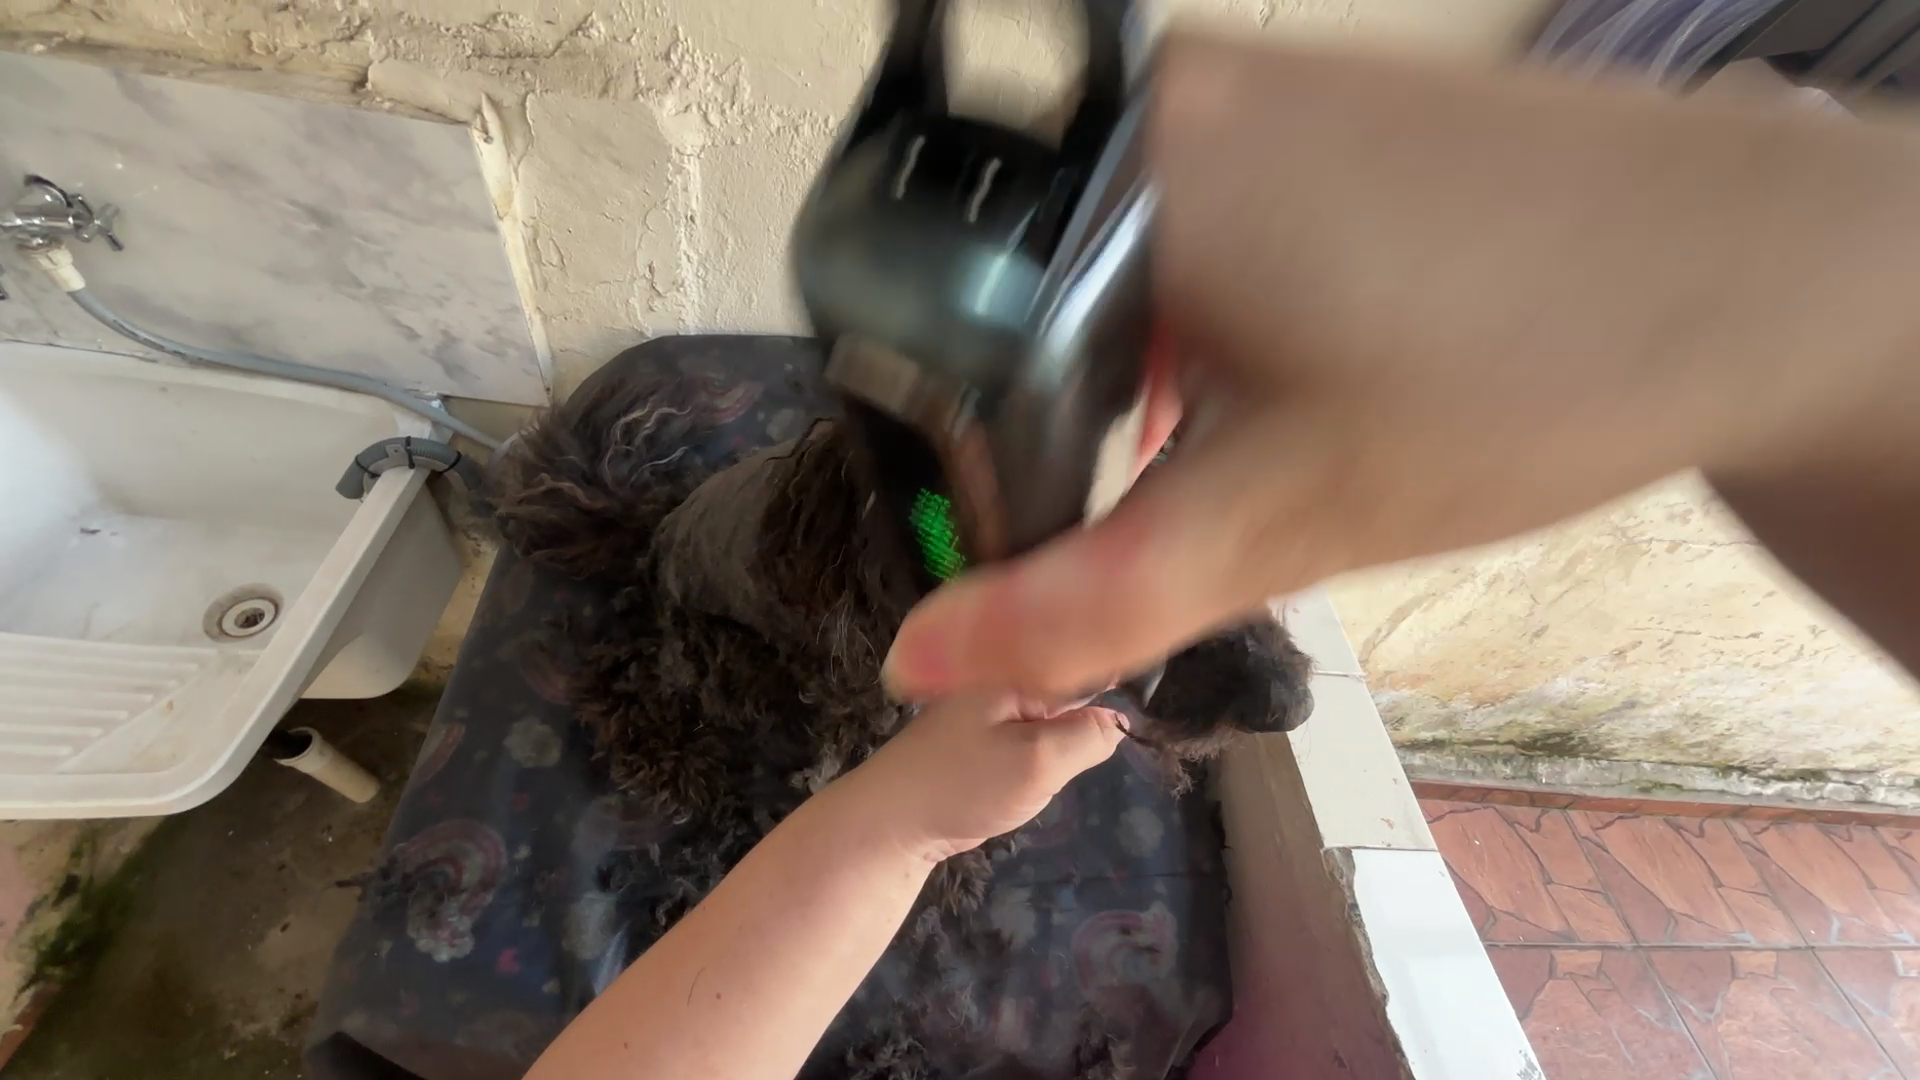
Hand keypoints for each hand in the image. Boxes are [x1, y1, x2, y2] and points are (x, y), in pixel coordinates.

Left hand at [827, 694, 1124, 861]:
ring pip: (1045, 715)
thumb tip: (1118, 722)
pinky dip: (1035, 754)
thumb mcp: (1038, 761)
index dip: (1107, 687)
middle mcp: (998, 676)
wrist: (891, 822)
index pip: (1077, 660)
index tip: (1124, 724)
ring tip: (1045, 770)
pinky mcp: (976, 733)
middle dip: (1079, 722)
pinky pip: (1024, 733)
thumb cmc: (964, 785)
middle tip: (1069, 758)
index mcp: (1011, 667)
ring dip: (1057, 742)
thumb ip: (1086, 736)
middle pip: (1063, 687)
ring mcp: (984, 704)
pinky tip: (1026, 776)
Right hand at [882, 31, 1919, 701]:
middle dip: (1057, 422)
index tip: (1056, 531)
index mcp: (1117, 180)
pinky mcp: (1274, 110)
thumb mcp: (1268, 523)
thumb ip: (1076, 604)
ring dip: (1110, 377)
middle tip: (1157, 481)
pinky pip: (1152, 232)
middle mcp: (1148, 107)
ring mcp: (1217, 91)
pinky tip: (1239, 370)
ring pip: (1085, 274)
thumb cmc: (1520, 384)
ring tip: (1206, 432)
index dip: (980, 463)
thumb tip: (916, 653)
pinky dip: (1162, 322)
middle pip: (1015, 304)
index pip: (954, 344)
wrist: (1762, 272)